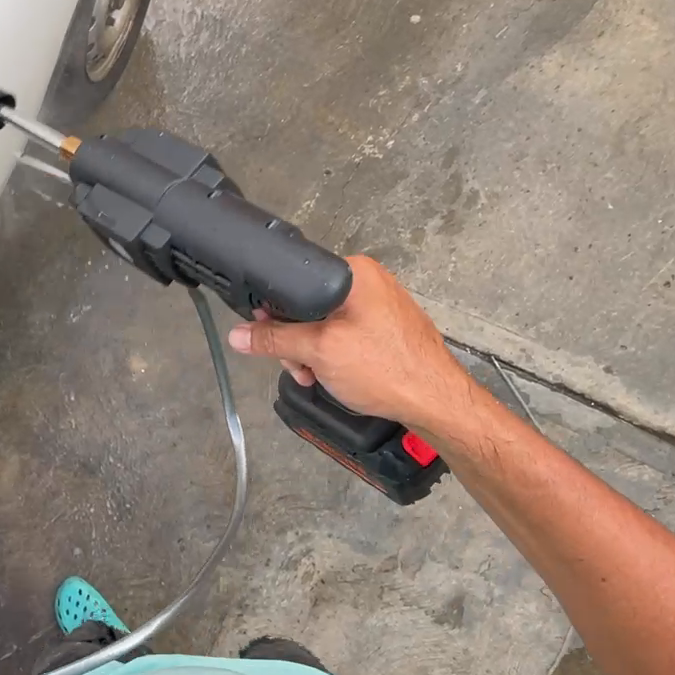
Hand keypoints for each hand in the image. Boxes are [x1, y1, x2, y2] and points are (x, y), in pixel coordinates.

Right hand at [227, 256, 477, 430]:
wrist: (435, 401)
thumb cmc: (386, 369)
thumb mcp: (318, 351)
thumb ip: (274, 339)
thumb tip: (239, 334)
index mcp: (354, 273)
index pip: (294, 282)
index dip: (273, 313)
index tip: (267, 338)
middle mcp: (367, 282)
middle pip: (306, 306)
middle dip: (294, 341)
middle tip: (299, 367)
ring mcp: (377, 306)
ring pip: (322, 325)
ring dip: (310, 353)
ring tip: (317, 377)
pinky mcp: (383, 329)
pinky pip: (342, 335)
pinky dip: (330, 355)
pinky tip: (332, 376)